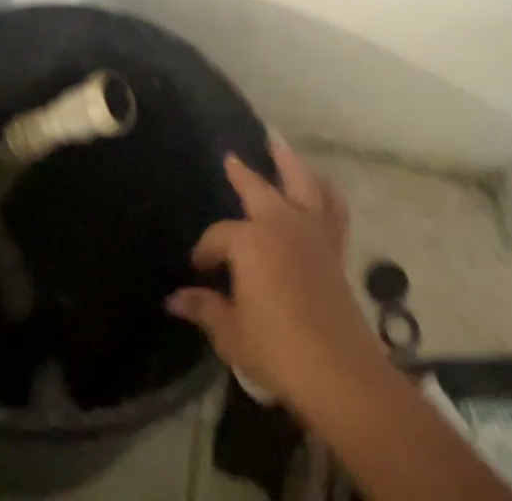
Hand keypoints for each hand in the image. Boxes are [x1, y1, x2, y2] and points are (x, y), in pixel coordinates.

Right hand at [167, 135, 385, 405]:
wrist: (337, 368)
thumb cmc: (276, 349)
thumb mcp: (230, 332)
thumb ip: (204, 309)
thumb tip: (175, 298)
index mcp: (250, 242)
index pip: (218, 236)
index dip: (205, 251)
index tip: (197, 269)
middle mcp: (282, 225)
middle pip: (258, 190)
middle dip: (242, 174)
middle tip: (230, 157)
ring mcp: (313, 232)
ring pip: (302, 184)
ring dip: (289, 162)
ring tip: (278, 142)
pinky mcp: (335, 247)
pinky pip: (333, 208)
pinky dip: (327, 192)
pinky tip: (321, 184)